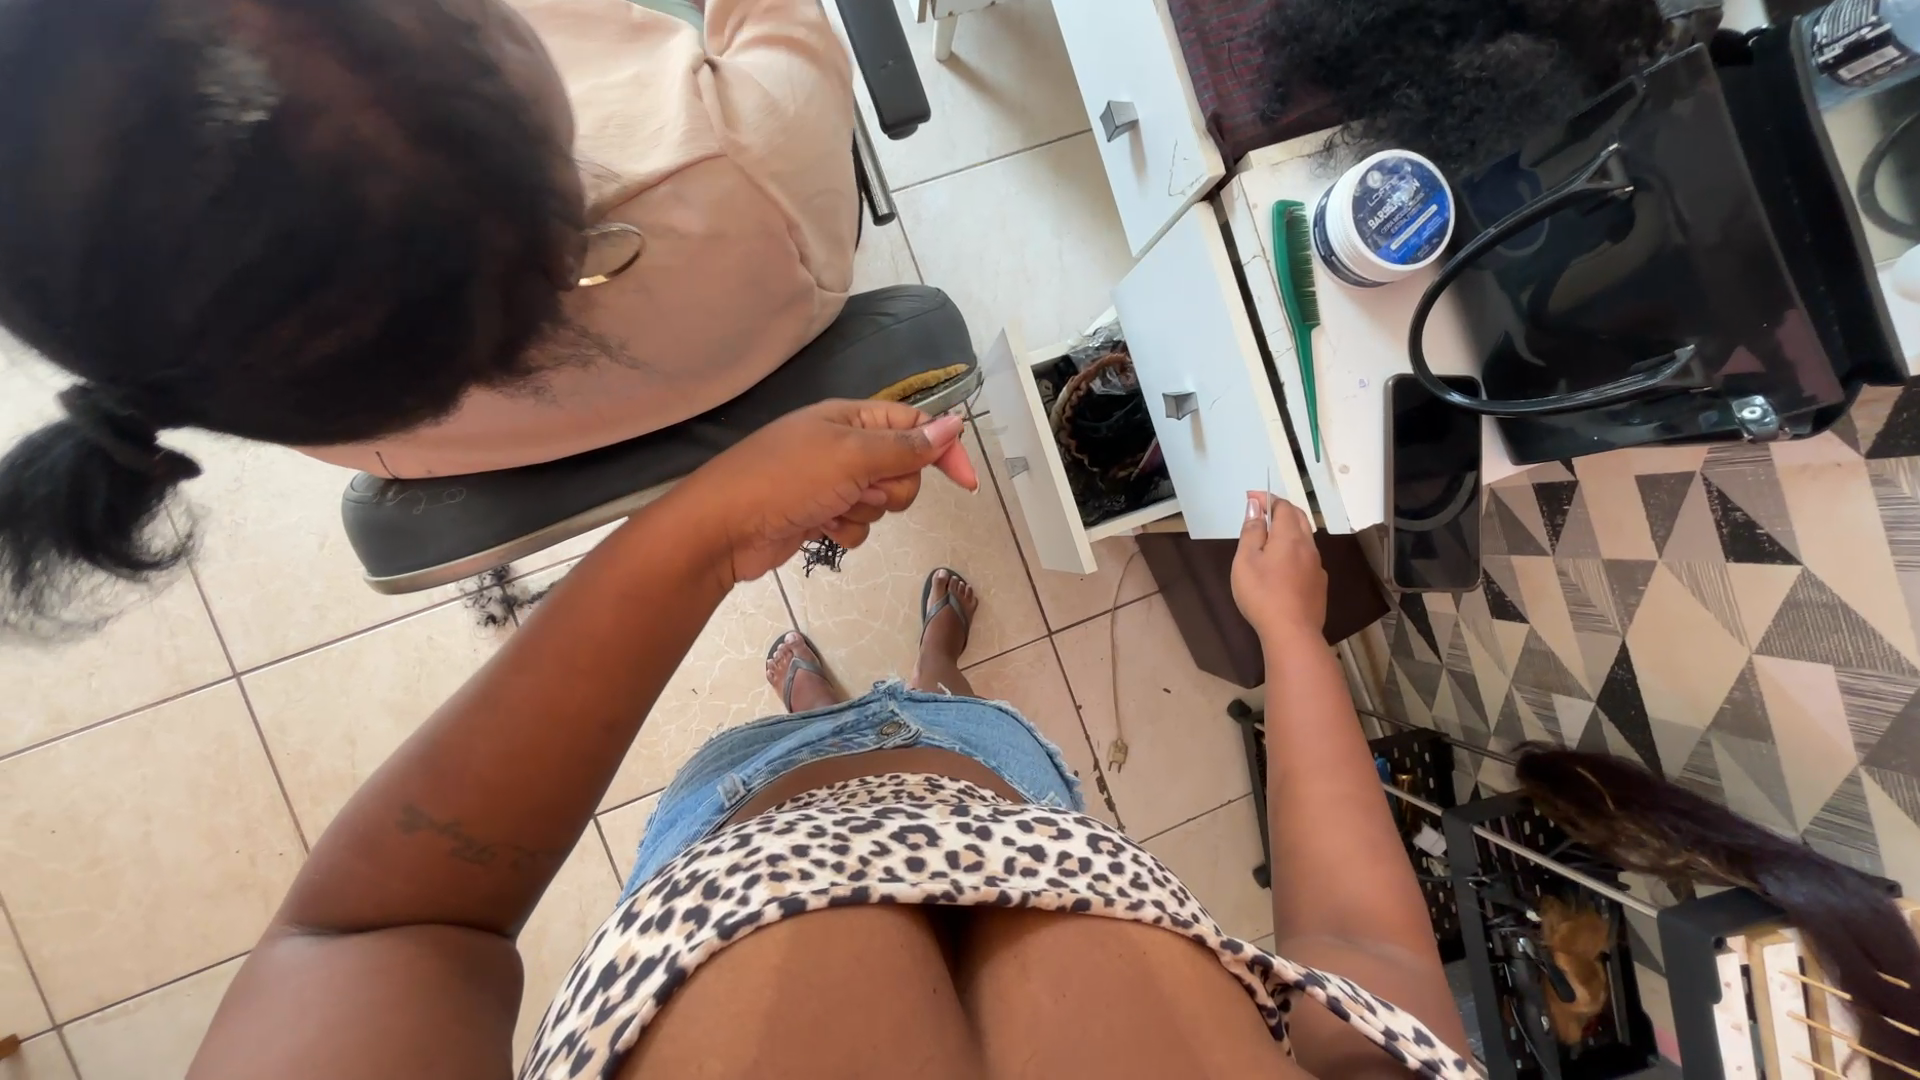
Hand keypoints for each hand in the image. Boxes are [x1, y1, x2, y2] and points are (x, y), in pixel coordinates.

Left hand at [669, 399, 978, 584]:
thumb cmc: (785, 479)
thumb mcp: (851, 456)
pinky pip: (858, 525)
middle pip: (903, 469)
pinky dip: (845, 530)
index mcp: (852, 418)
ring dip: (865, 511)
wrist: (724, 528)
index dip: (943, 450)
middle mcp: (845, 446)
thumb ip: (906, 445)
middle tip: (862, 489)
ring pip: (882, 501)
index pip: (915, 426)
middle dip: (891, 487)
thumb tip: (953, 424)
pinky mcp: (822, 515)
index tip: (967, 482)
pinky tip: (820, 528)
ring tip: (832, 509)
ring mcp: (833, 483)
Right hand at [1231, 491, 1326, 641]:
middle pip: (1299, 518)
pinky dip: (1295, 548)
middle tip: (1262, 511)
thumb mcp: (1246, 560)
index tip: (1251, 497)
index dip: (1267, 498)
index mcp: (1289, 537)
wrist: (1292, 632)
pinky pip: (1307, 556)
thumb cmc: (1262, 593)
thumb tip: (1255, 507)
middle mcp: (1308, 547)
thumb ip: (1252, 531)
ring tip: (1270, 534)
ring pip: (1305, 537)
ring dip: (1289, 528)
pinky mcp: (1318, 583)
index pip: (1283, 507)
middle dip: (1281, 509)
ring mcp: (1317, 566)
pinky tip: (1284, 562)